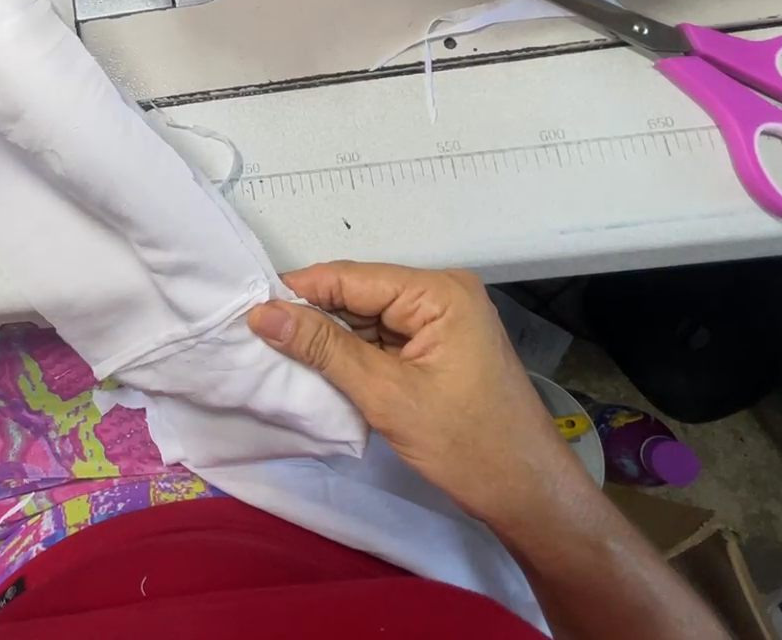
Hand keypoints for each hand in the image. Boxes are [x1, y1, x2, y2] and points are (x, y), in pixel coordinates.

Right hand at [247, 262, 589, 526]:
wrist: (532, 502)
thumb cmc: (468, 446)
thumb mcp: (385, 394)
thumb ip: (322, 347)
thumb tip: (262, 313)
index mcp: (437, 292)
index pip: (349, 278)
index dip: (298, 291)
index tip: (249, 309)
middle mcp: (438, 293)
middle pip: (354, 293)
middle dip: (311, 315)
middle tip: (259, 334)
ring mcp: (437, 319)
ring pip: (361, 316)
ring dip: (327, 336)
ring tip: (279, 350)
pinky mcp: (433, 344)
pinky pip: (377, 336)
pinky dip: (348, 351)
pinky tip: (318, 365)